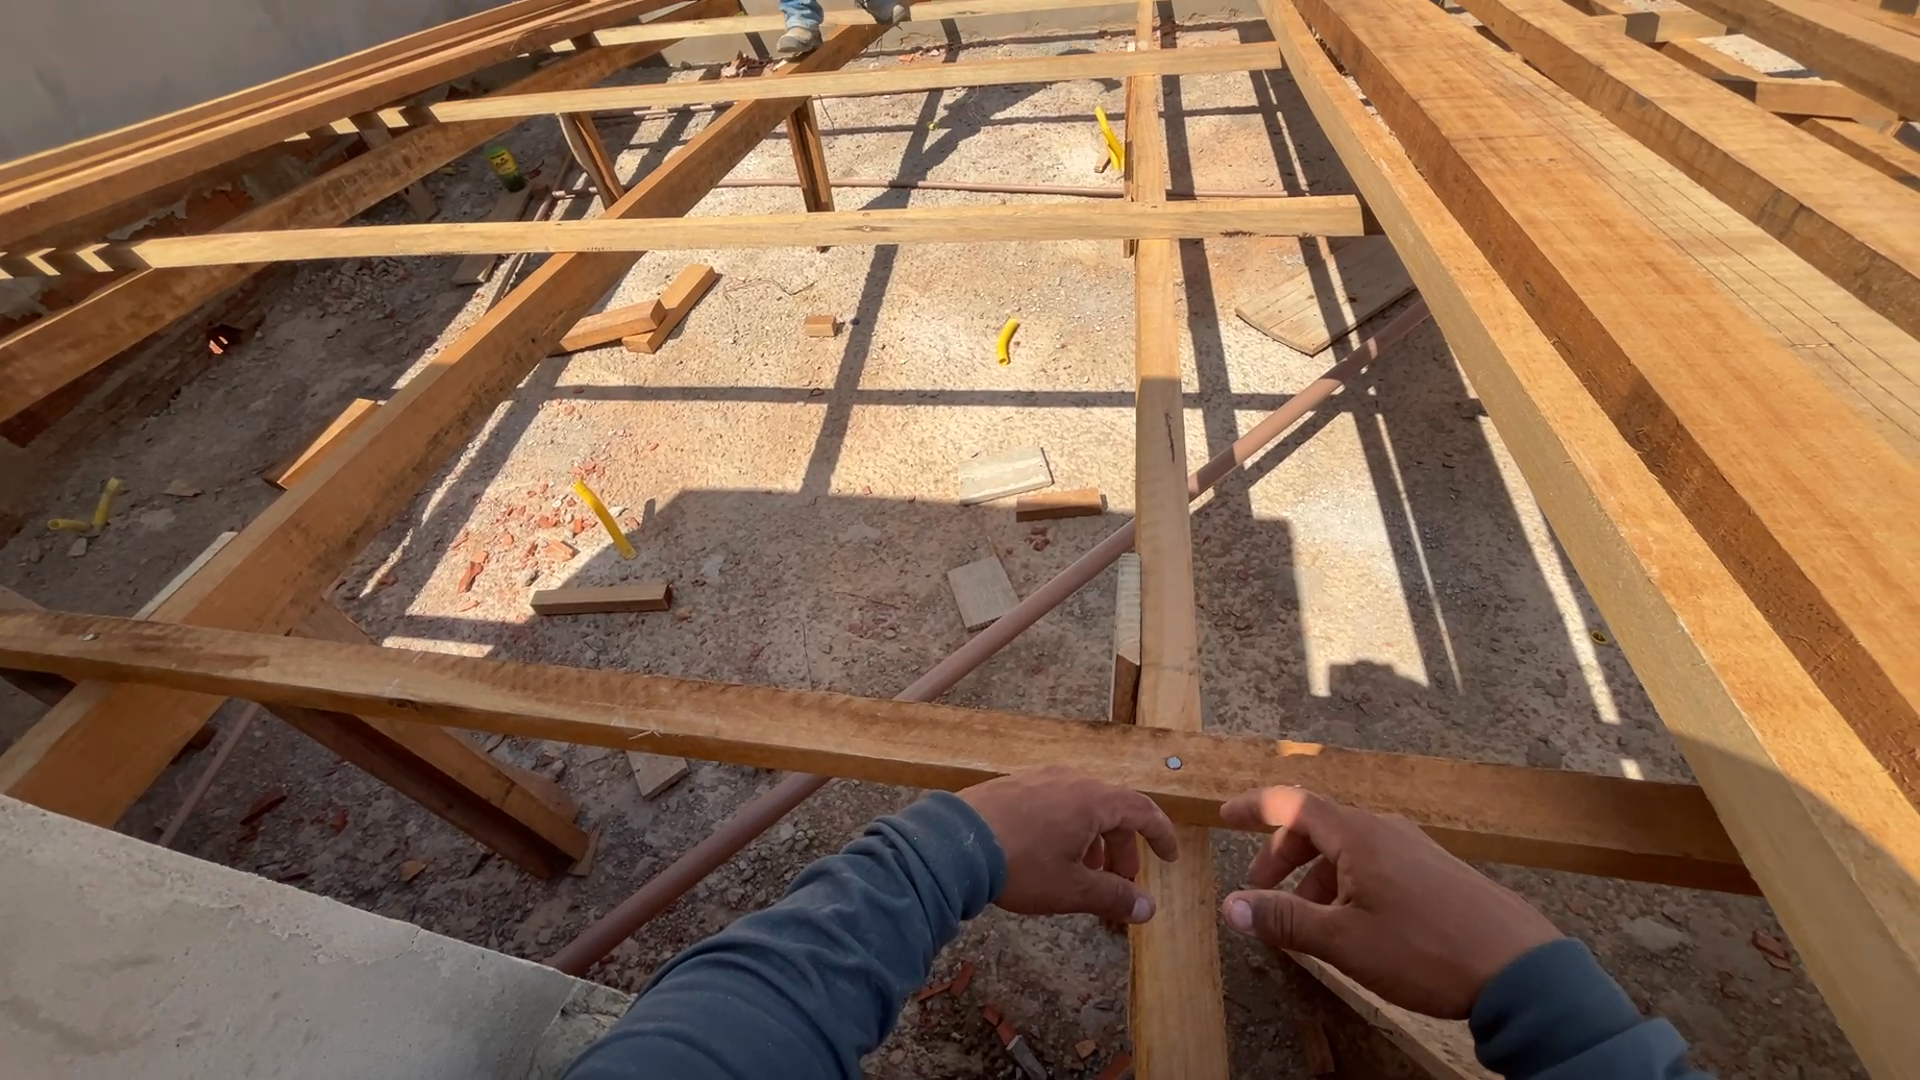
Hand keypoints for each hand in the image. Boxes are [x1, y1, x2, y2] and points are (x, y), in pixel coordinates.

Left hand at [958, 766, 1178, 924]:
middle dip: (1121, 848)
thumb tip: (1147, 909)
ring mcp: (1039, 778)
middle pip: (1111, 810)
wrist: (956, 843)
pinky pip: (1055, 802)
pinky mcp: (1015, 784)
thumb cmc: (1021, 864)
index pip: (1142, 809)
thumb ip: (1114, 897)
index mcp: (1092, 799)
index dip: (1161, 834)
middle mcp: (1070, 779)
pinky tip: (1050, 856)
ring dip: (1093, 840)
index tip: (1170, 857)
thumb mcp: (1072, 889)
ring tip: (1082, 874)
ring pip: (1081, 806)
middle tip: (1119, 884)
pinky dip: (1067, 828)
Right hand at [1218, 787, 1561, 1017]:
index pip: (1290, 802)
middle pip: (1316, 826)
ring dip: (1316, 874)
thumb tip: (1229, 908)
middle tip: (1262, 891)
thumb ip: (1283, 920)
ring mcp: (1416, 847)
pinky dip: (1348, 881)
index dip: (1253, 806)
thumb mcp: (1344, 941)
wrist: (1528, 976)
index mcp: (1356, 834)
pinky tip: (1356, 921)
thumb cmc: (1427, 950)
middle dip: (1281, 856)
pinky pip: (1376, 861)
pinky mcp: (1439, 871)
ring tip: (1309, 918)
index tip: (1225, 816)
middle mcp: (1384, 829)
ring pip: (1347, 848)